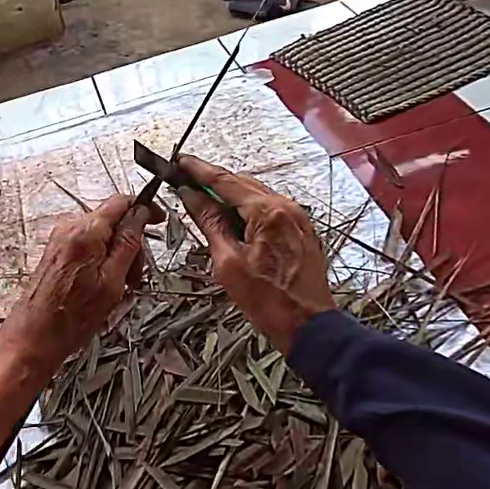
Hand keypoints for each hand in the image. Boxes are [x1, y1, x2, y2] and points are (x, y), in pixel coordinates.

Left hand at [0, 194, 157, 369]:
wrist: (34, 336)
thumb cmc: (71, 317)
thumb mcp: (112, 281)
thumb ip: (128, 243)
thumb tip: (140, 214)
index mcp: (86, 231)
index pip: (120, 202)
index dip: (143, 209)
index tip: (157, 220)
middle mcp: (70, 228)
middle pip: (112, 220)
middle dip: (131, 243)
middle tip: (136, 274)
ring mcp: (61, 239)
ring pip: (102, 235)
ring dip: (118, 254)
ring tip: (120, 286)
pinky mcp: (57, 251)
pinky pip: (88, 245)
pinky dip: (102, 259)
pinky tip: (104, 285)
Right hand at [173, 156, 335, 353]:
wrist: (308, 326)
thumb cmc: (269, 301)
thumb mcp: (228, 262)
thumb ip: (210, 223)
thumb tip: (191, 196)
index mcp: (268, 212)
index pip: (225, 181)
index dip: (199, 170)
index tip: (180, 162)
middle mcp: (286, 207)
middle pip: (241, 184)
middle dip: (212, 182)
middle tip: (186, 183)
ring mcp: (297, 217)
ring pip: (255, 195)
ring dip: (229, 197)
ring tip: (204, 204)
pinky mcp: (300, 229)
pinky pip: (269, 209)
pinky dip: (247, 209)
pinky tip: (232, 221)